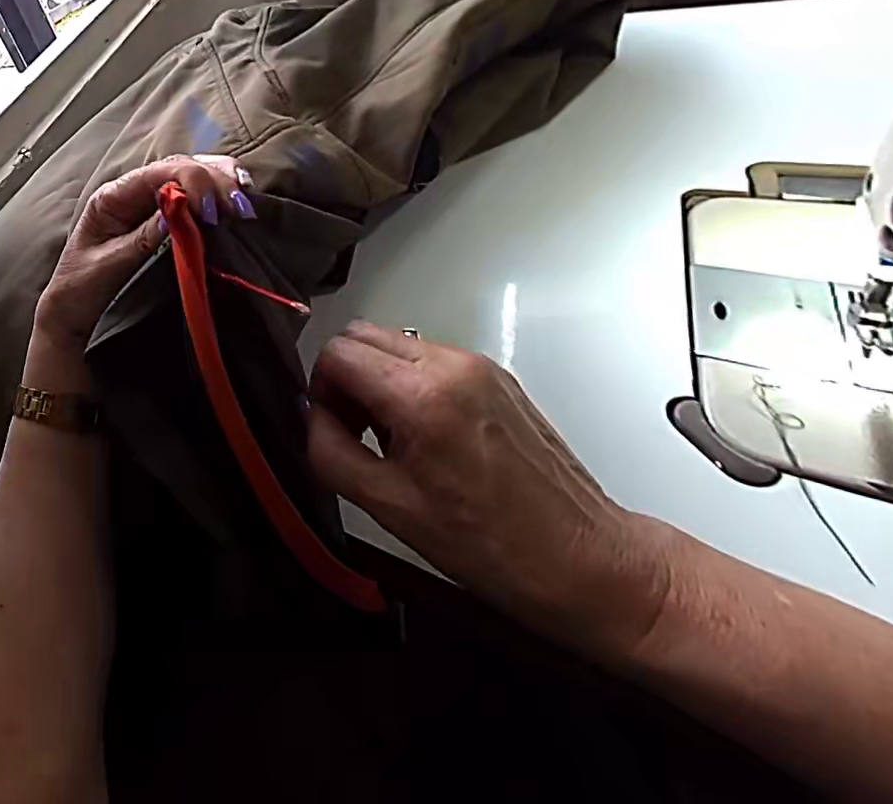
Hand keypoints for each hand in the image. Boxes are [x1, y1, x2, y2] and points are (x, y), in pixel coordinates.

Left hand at [33, 154, 252, 353]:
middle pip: (179, 166)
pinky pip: (192, 192)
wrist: (71, 305)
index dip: (191, 183)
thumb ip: (141, 239)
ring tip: (244, 195)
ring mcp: (146, 199)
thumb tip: (176, 216)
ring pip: (190, 172)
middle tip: (239, 205)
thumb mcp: (108, 265)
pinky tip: (235, 194)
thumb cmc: (82, 286)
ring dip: (220, 180)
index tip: (213, 210)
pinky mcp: (160, 213)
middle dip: (214, 180)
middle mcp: (131, 189)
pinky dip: (217, 191)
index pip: (158, 173)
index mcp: (112, 196)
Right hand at [304, 322, 676, 662]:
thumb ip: (332, 453)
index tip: (331, 424)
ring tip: (392, 437)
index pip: (339, 352)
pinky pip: (432, 357)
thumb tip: (313, 419)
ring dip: (378, 379)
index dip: (321, 388)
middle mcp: (453, 365)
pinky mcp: (496, 375)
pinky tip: (425, 434)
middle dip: (345, 376)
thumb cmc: (495, 544)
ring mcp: (479, 365)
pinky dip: (411, 382)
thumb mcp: (391, 508)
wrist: (579, 556)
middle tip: (354, 429)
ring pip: (397, 342)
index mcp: (422, 396)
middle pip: (365, 335)